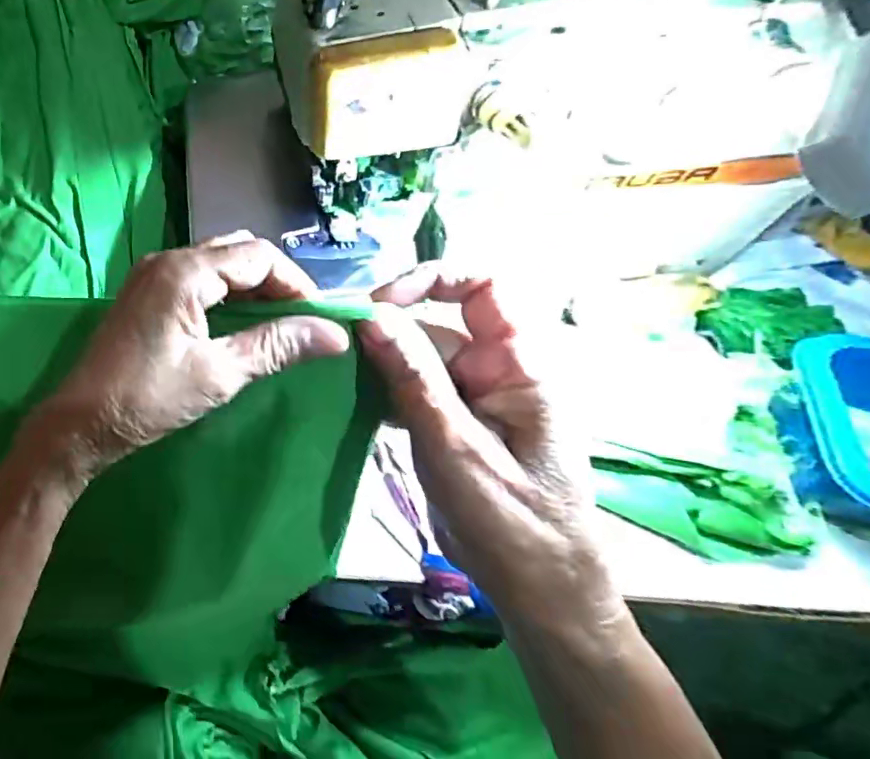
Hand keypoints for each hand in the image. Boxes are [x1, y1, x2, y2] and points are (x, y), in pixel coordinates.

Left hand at [24, 232, 350, 483]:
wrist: (82, 419)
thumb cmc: (149, 397)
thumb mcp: (219, 374)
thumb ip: (276, 345)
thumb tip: (335, 333)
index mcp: (184, 272)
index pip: (257, 255)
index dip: (296, 282)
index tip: (320, 318)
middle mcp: (165, 261)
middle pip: (236, 252)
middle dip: (275, 281)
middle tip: (301, 321)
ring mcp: (149, 275)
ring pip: (215, 263)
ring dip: (249, 287)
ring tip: (277, 325)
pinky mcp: (142, 293)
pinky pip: (194, 278)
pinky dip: (223, 293)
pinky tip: (238, 323)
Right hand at [355, 265, 618, 627]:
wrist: (536, 591)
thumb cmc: (513, 521)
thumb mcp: (456, 446)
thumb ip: (414, 378)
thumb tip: (370, 315)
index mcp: (519, 367)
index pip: (484, 287)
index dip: (432, 279)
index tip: (379, 302)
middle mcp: (494, 371)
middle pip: (434, 322)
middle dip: (385, 328)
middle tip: (335, 345)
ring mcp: (468, 396)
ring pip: (413, 354)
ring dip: (375, 360)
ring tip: (334, 373)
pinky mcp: (446, 420)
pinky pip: (406, 384)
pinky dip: (377, 387)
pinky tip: (350, 400)